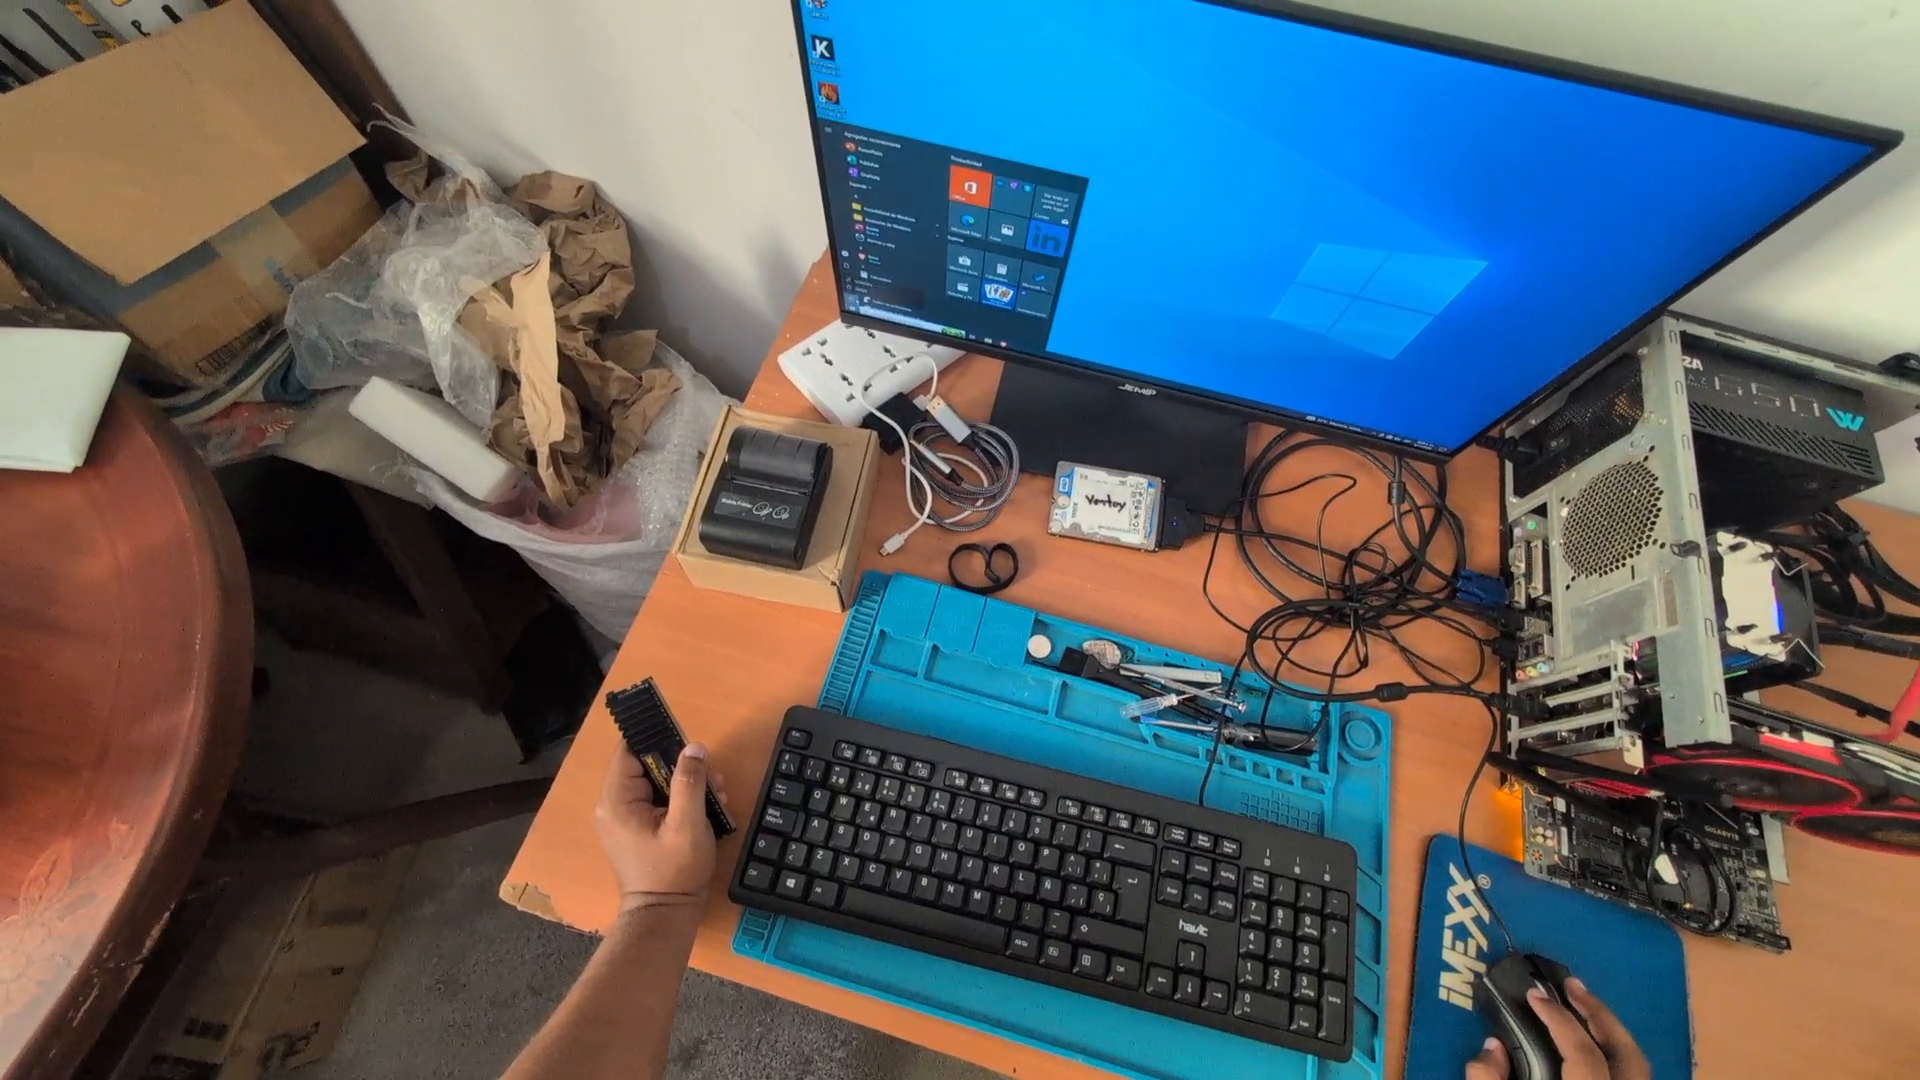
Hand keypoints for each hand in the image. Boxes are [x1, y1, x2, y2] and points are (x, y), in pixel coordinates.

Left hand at [594, 743, 728, 913]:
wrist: (665, 915)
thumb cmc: (674, 870)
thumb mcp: (687, 823)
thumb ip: (689, 781)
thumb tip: (694, 746)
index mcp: (617, 800)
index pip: (629, 750)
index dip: (656, 739)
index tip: (687, 741)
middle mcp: (614, 805)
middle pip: (647, 764)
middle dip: (682, 766)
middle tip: (713, 778)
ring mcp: (625, 817)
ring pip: (657, 781)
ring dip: (688, 783)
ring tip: (716, 795)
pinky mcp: (638, 827)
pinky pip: (659, 798)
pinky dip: (682, 798)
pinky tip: (707, 806)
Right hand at [1464, 979, 1649, 1079]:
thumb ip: (1487, 1079)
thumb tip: (1492, 1046)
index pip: (1585, 1054)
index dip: (1559, 1020)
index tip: (1533, 995)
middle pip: (1629, 1056)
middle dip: (1601, 1015)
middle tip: (1573, 984)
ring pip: (1638, 1066)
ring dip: (1612, 1031)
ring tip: (1585, 1004)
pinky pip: (1631, 1076)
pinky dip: (1614, 1052)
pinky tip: (1593, 1042)